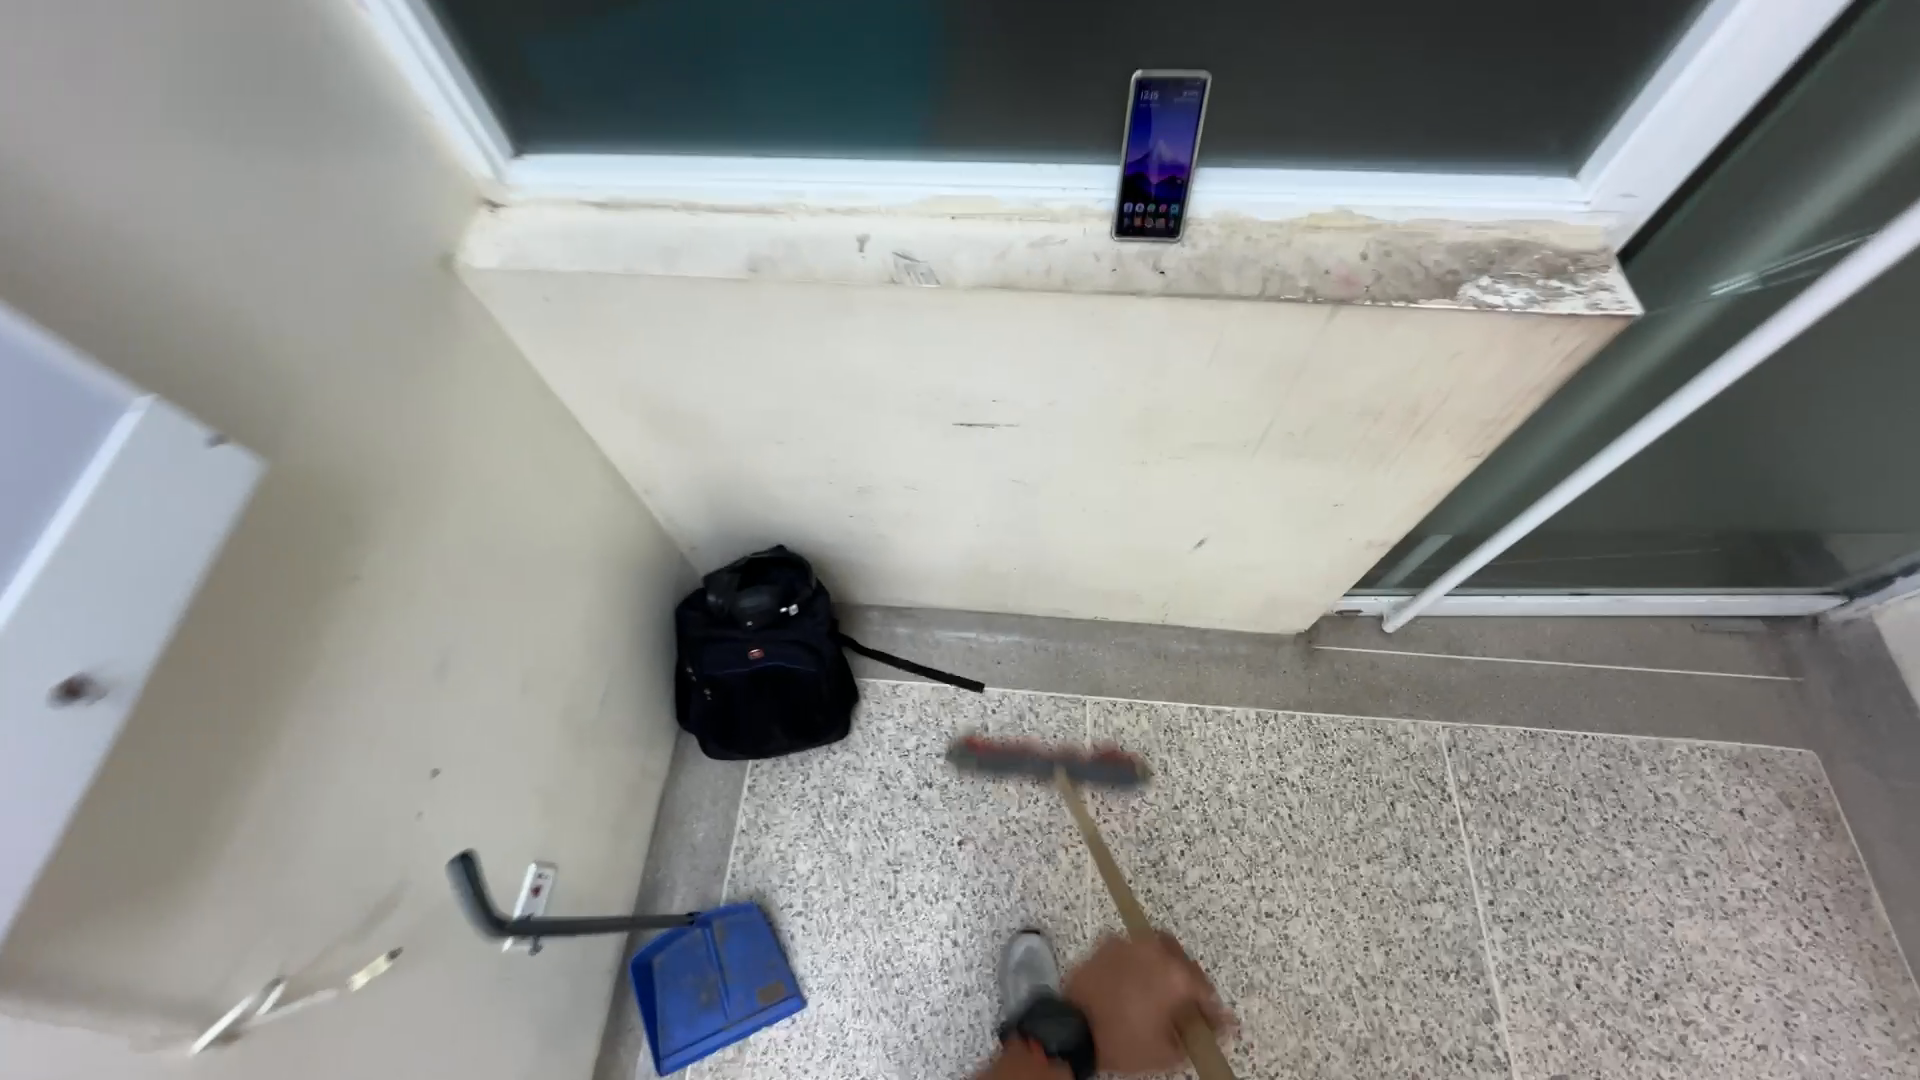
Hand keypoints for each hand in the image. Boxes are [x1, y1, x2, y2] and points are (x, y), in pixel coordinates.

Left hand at [1063, 933, 1231, 1073]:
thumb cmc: (1123, 1039)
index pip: (1205, 990)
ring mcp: (1129, 941)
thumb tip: (1210, 1030)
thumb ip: (1193, 1037)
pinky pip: (1133, 946)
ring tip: (1163, 986)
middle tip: (1188, 1002)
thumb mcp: (1165, 1051)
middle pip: (1184, 960)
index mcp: (1175, 975)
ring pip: (1158, 945)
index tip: (1216, 1023)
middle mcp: (1156, 950)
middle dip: (1190, 980)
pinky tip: (1136, 977)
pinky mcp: (1107, 941)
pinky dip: (1140, 958)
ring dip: (1166, 963)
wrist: (1074, 1024)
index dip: (1213, 1009)